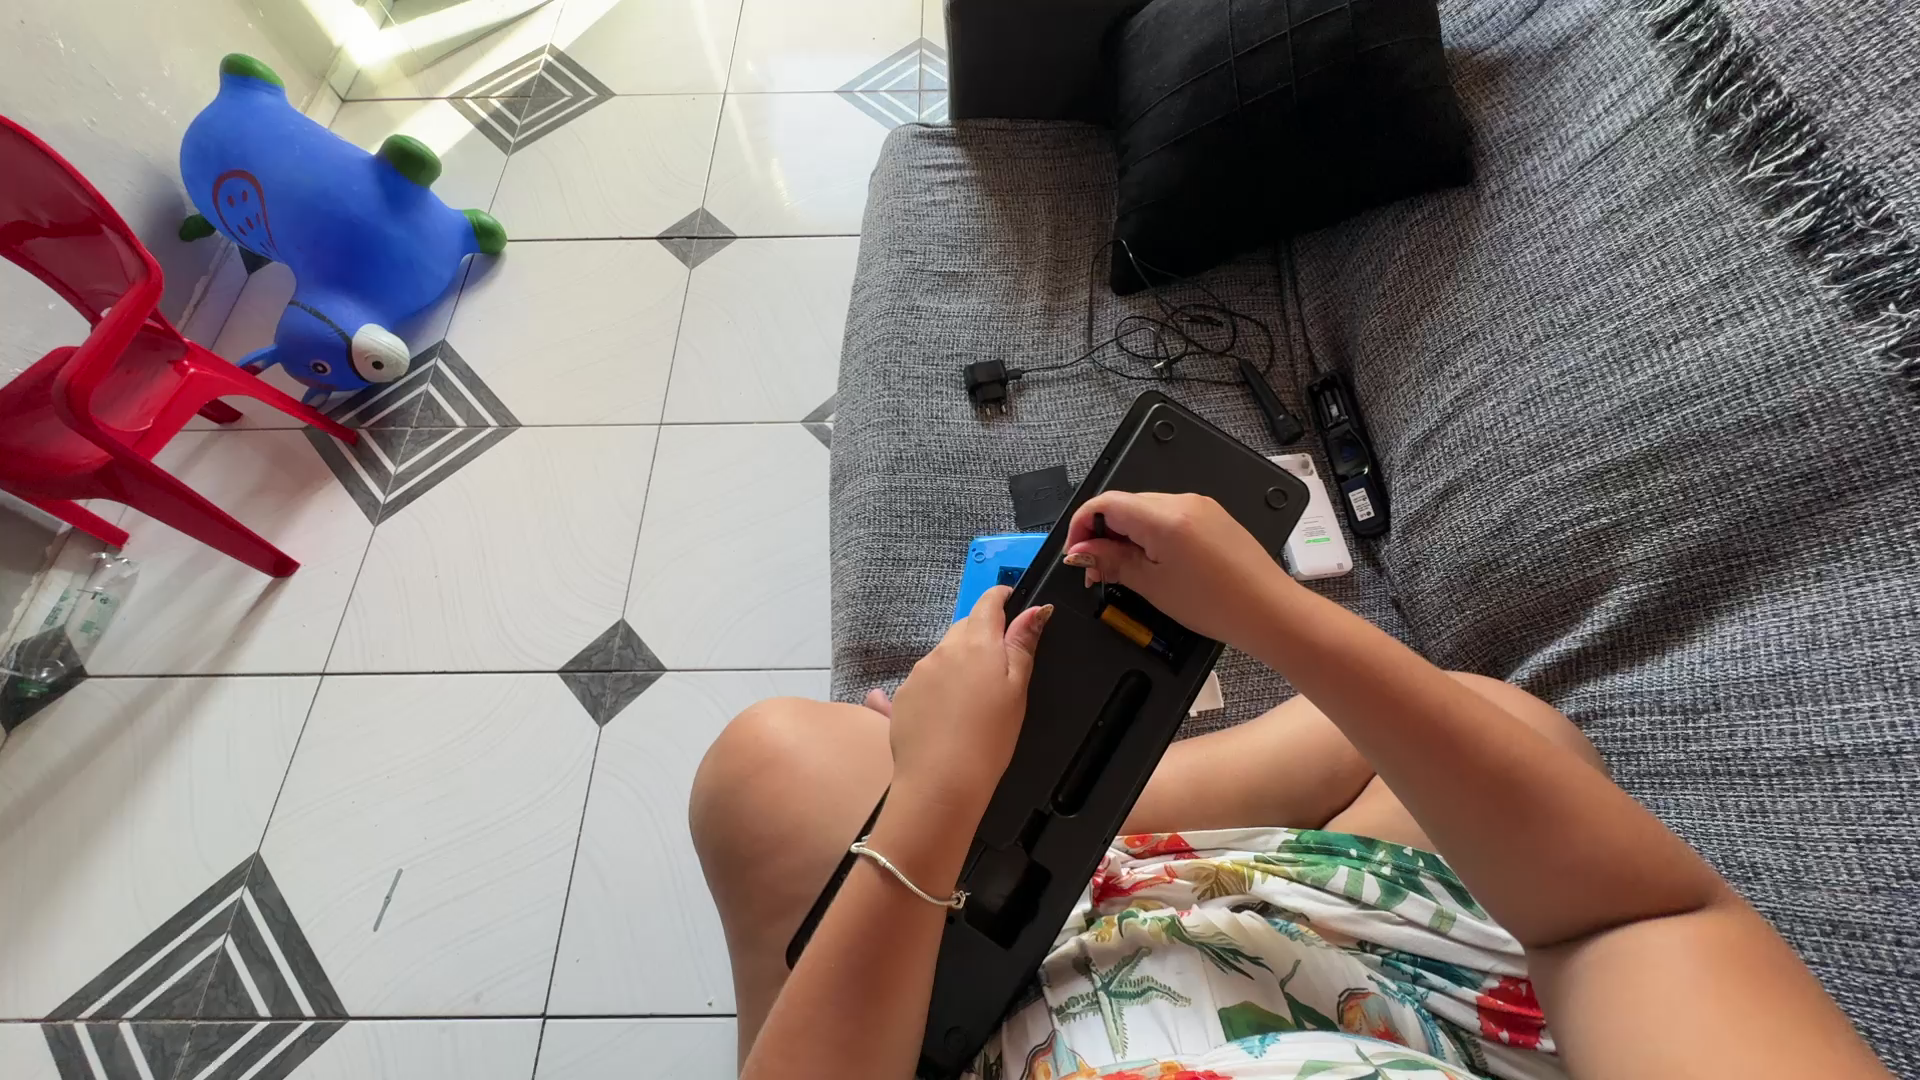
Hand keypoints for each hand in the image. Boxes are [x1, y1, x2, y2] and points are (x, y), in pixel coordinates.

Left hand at [887, 586, 1052, 818]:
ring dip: (959, 662)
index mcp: (977, 643)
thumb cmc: (990, 738)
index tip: (1010, 600)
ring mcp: (919, 672)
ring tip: (972, 699)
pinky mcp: (902, 695)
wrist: (940, 782)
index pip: (987, 603)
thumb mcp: (1017, 690)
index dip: (1000, 597)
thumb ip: (1023, 645)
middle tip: (998, 667)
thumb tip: (1036, 609)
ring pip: (944, 654)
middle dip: (982, 635)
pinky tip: (948, 714)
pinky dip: (939, 686)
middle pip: (965, 628)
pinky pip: (926, 679)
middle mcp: (943, 649)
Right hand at [1062, 491, 1295, 647]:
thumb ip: (1111, 561)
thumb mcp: (1151, 584)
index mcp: (1163, 516)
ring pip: (1144, 510)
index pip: (1105, 503)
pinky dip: (1149, 534)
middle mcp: (1181, 501)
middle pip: (1123, 505)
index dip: (1082, 526)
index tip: (1076, 554)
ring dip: (1125, 534)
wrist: (1268, 611)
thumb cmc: (1216, 603)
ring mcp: (1199, 506)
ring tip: (1124, 570)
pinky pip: (1167, 516)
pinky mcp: (1210, 516)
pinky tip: (1151, 562)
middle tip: (1095, 571)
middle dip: (1102, 534)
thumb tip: (1081, 552)